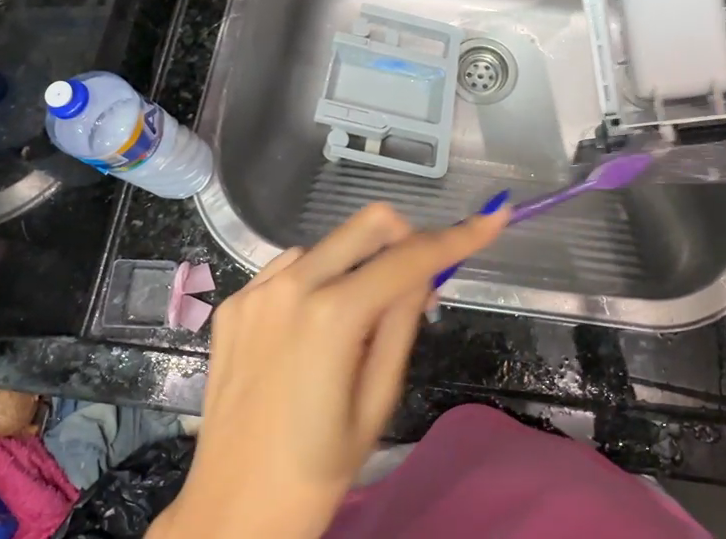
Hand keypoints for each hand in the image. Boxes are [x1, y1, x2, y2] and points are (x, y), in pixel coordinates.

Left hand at [150, 203, 509, 538]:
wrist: (234, 508)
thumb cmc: (318, 470)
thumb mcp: (378, 398)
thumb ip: (402, 322)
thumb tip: (425, 274)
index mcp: (333, 314)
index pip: (410, 257)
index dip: (458, 236)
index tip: (492, 218)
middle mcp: (291, 285)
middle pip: (369, 224)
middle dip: (407, 238)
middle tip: (421, 279)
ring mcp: (257, 290)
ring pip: (329, 245)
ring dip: (358, 264)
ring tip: (359, 322)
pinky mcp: (234, 303)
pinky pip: (289, 269)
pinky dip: (316, 282)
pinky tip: (314, 329)